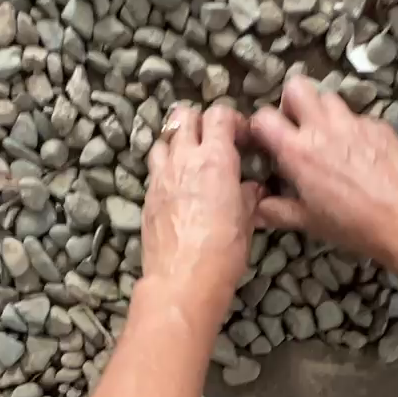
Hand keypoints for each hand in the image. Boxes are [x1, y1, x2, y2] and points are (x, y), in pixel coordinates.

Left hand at [141, 104, 257, 300]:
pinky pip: (155, 168)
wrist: (182, 281)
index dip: (233, 121)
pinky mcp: (147, 196)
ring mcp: (161, 176)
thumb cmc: (221, 253)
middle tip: (215, 142)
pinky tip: (180, 188)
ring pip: (164, 139)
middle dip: (200, 122)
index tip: (243, 139)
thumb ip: (247, 197)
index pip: (219, 115)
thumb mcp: (246, 222)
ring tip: (193, 162)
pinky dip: (167, 168)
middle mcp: (184, 159)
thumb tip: (250, 189)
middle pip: (184, 115)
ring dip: (178, 142)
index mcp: (215, 159)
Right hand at [248, 75, 397, 265]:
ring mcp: (354, 123)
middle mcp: (323, 128)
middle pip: (296, 87)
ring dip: (322, 112)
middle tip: (296, 128)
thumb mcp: (310, 223)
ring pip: (329, 96)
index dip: (259, 126)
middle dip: (291, 102)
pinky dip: (352, 129)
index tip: (264, 142)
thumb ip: (278, 212)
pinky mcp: (379, 126)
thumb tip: (257, 210)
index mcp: (298, 151)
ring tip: (327, 138)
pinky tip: (360, 154)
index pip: (264, 117)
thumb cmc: (355, 224)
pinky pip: (358, 116)